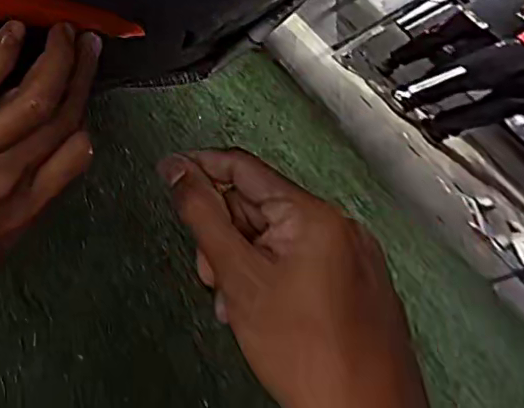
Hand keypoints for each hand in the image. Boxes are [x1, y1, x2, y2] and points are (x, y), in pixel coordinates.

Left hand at [0, 21, 100, 350]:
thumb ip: (2, 209)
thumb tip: (15, 168)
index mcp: (20, 213)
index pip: (72, 154)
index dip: (83, 114)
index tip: (84, 89)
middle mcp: (7, 178)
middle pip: (58, 116)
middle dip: (78, 74)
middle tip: (86, 43)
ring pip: (31, 95)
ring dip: (53, 58)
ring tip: (62, 31)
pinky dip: (1, 53)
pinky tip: (12, 31)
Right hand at [160, 150, 427, 407]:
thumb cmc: (311, 357)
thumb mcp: (236, 273)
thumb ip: (200, 211)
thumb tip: (176, 168)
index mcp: (315, 217)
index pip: (239, 166)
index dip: (196, 167)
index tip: (167, 175)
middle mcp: (341, 230)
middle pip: (253, 205)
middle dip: (220, 234)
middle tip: (210, 271)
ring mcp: (353, 260)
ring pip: (270, 236)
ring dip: (240, 260)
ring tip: (234, 300)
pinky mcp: (356, 287)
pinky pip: (295, 260)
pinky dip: (267, 275)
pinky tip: (258, 308)